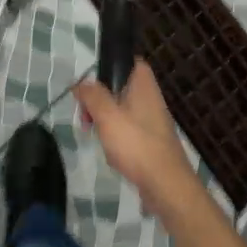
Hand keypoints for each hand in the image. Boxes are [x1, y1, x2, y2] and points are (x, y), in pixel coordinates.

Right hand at [72, 60, 200, 213]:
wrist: (166, 185)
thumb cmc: (136, 144)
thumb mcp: (107, 115)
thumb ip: (92, 96)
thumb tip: (80, 84)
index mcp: (143, 84)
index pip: (129, 61)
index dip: (110, 66)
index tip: (92, 82)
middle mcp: (151, 98)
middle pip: (120, 87)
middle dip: (100, 100)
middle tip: (86, 116)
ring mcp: (153, 121)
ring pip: (123, 111)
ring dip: (106, 121)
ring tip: (96, 136)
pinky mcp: (152, 142)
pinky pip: (130, 131)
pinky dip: (117, 139)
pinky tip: (112, 154)